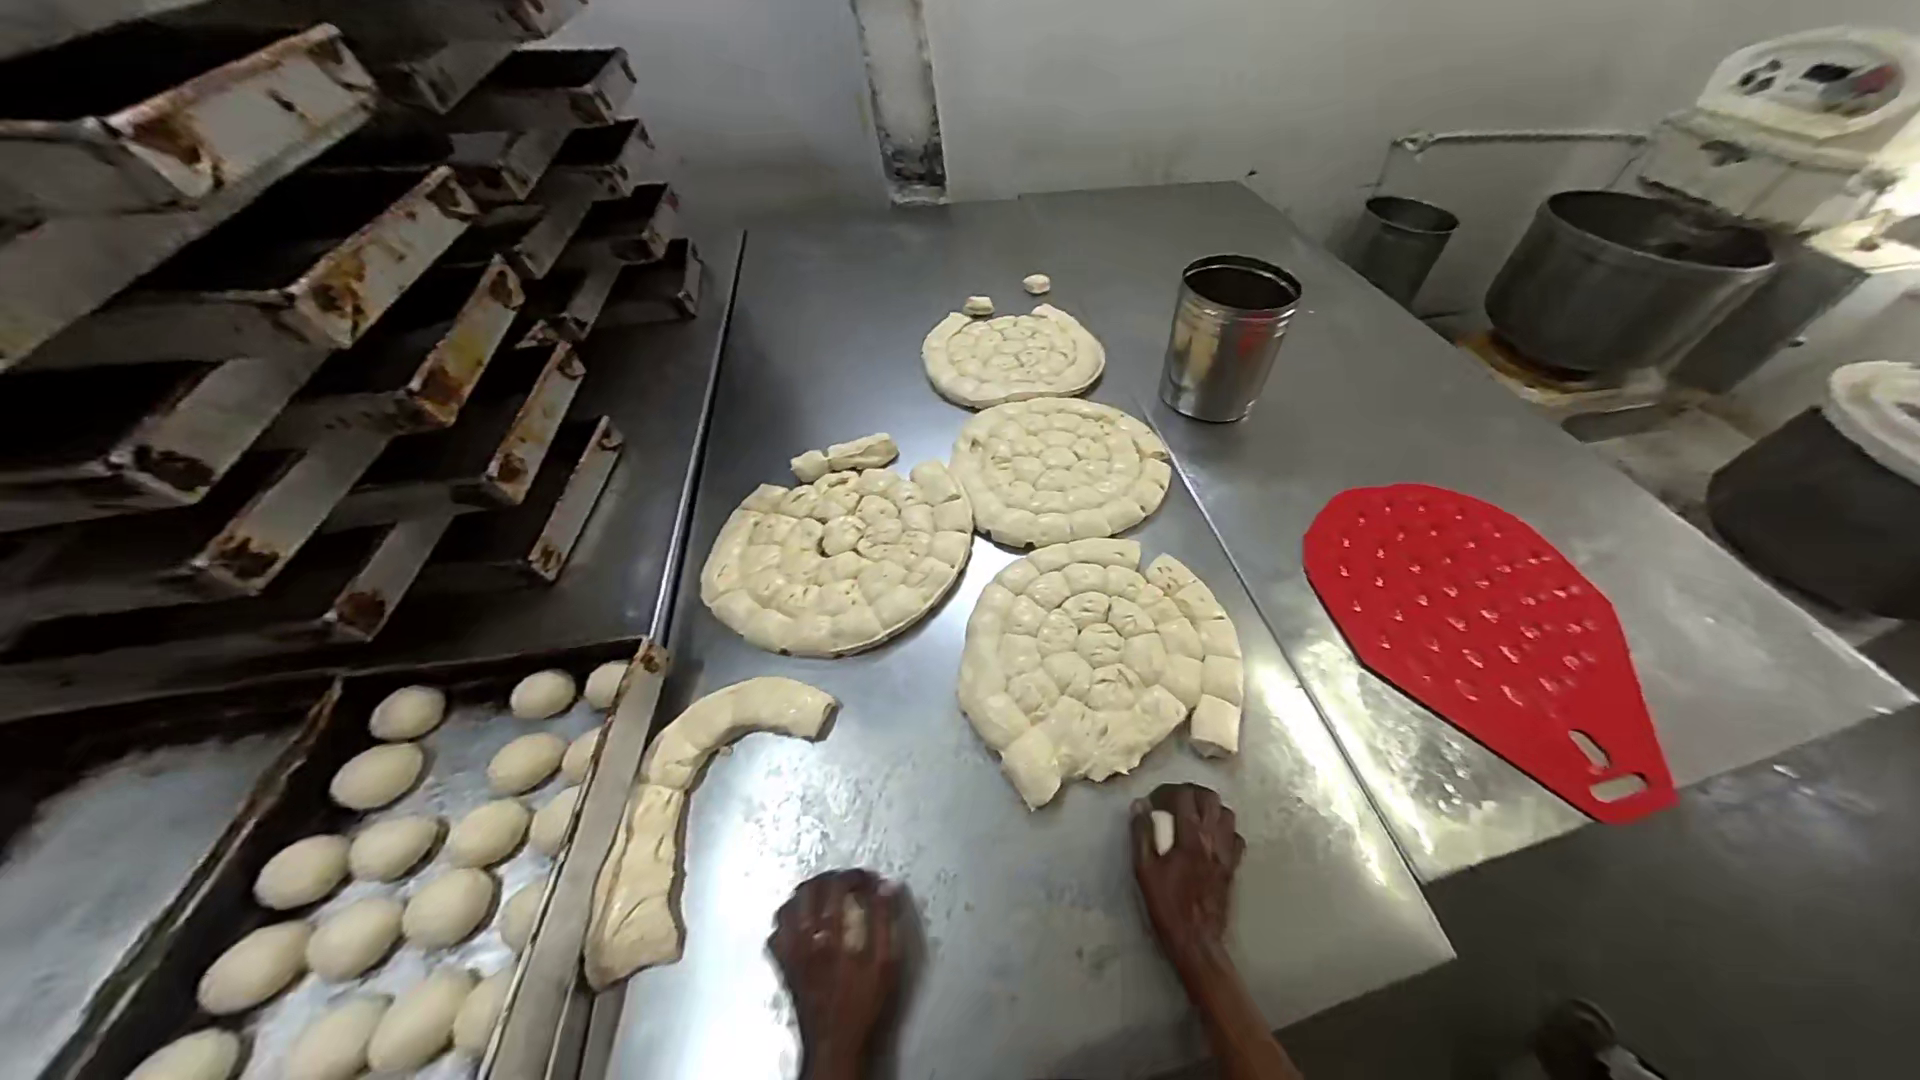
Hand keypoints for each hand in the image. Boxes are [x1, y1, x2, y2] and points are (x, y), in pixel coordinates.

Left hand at [769, 869, 900, 1079]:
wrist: (835, 1046)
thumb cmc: (862, 1007)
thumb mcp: (885, 963)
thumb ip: (885, 920)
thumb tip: (887, 886)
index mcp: (831, 936)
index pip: (837, 886)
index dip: (854, 876)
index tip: (868, 880)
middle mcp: (805, 940)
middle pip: (809, 890)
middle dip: (831, 878)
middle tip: (848, 882)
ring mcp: (790, 953)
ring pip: (788, 907)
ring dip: (807, 893)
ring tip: (825, 894)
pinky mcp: (783, 966)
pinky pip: (776, 932)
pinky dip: (788, 920)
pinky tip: (802, 922)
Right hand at [1131, 782, 1245, 977]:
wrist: (1196, 940)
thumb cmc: (1166, 904)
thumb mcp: (1144, 869)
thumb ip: (1141, 833)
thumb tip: (1140, 805)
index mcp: (1190, 838)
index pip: (1184, 796)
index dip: (1167, 791)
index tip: (1154, 801)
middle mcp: (1213, 840)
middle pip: (1210, 798)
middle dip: (1190, 793)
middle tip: (1173, 801)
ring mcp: (1227, 853)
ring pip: (1227, 814)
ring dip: (1209, 808)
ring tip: (1192, 815)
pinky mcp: (1234, 867)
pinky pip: (1236, 837)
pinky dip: (1224, 830)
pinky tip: (1210, 838)